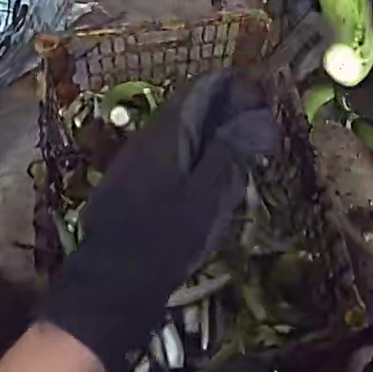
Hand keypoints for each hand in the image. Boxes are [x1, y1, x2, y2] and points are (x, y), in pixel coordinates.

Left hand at [42, 71, 278, 371]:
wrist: (110, 286)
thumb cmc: (166, 237)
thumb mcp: (209, 195)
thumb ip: (232, 150)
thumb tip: (259, 114)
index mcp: (170, 130)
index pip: (204, 86)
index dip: (235, 85)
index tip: (262, 97)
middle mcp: (149, 133)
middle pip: (191, 105)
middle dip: (225, 107)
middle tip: (257, 125)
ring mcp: (135, 156)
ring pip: (179, 128)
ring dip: (210, 130)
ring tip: (239, 149)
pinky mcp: (130, 179)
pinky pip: (169, 149)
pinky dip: (194, 150)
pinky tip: (206, 174)